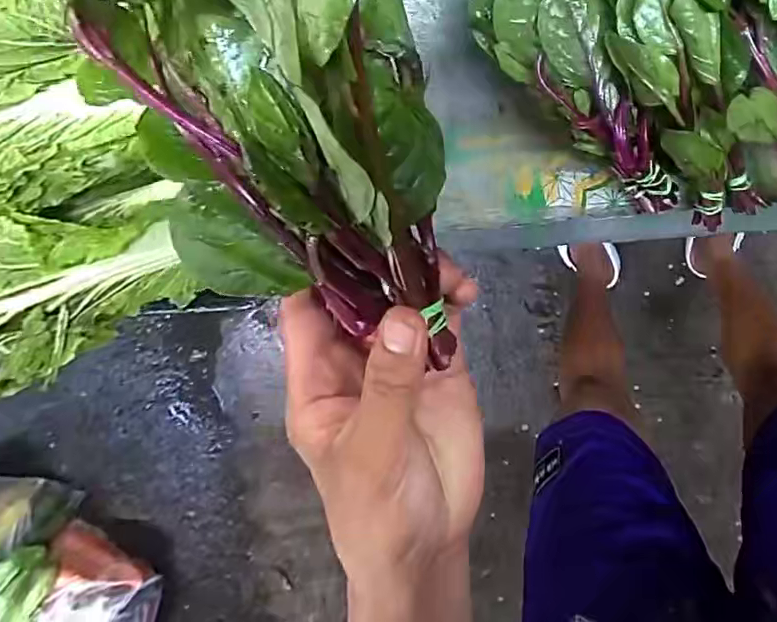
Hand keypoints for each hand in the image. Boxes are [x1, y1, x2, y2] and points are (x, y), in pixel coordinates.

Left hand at [281, 259, 482, 621]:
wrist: (431, 545)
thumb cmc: (377, 510)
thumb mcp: (372, 452)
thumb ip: (387, 384)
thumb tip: (404, 314)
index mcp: (319, 376)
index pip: (307, 309)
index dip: (319, 270)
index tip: (348, 231)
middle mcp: (356, 356)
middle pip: (364, 291)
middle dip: (387, 264)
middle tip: (419, 250)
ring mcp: (400, 357)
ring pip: (406, 296)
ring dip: (427, 276)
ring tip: (453, 277)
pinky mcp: (439, 362)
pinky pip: (443, 316)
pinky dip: (454, 297)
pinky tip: (468, 293)